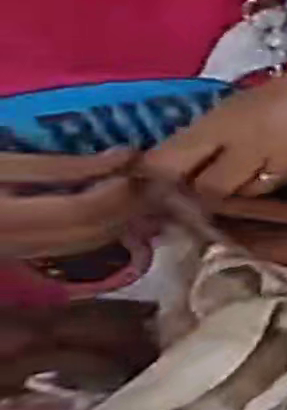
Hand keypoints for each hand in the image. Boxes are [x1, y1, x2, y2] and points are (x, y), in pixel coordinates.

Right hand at [0, 150, 140, 258]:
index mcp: (1, 218)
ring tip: (134, 187)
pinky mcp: (11, 254)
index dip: (120, 189)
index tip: (136, 164)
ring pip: (86, 242)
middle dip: (130, 204)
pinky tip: (108, 205)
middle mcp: (7, 243)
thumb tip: (124, 155)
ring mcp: (9, 253)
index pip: (82, 210)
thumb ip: (57, 166)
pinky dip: (99, 226)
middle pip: (93, 231)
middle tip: (148, 175)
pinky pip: (68, 246)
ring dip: (121, 217)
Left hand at [140, 73, 286, 200]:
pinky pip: (275, 187)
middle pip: (204, 188)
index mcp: (220, 125)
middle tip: (207, 179)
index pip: (162, 164)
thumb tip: (181, 159)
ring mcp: (277, 164)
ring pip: (242, 193)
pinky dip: (269, 183)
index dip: (156, 174)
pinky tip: (278, 167)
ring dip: (239, 188)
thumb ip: (212, 132)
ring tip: (247, 173)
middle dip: (203, 187)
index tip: (159, 175)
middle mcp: (244, 149)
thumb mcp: (242, 104)